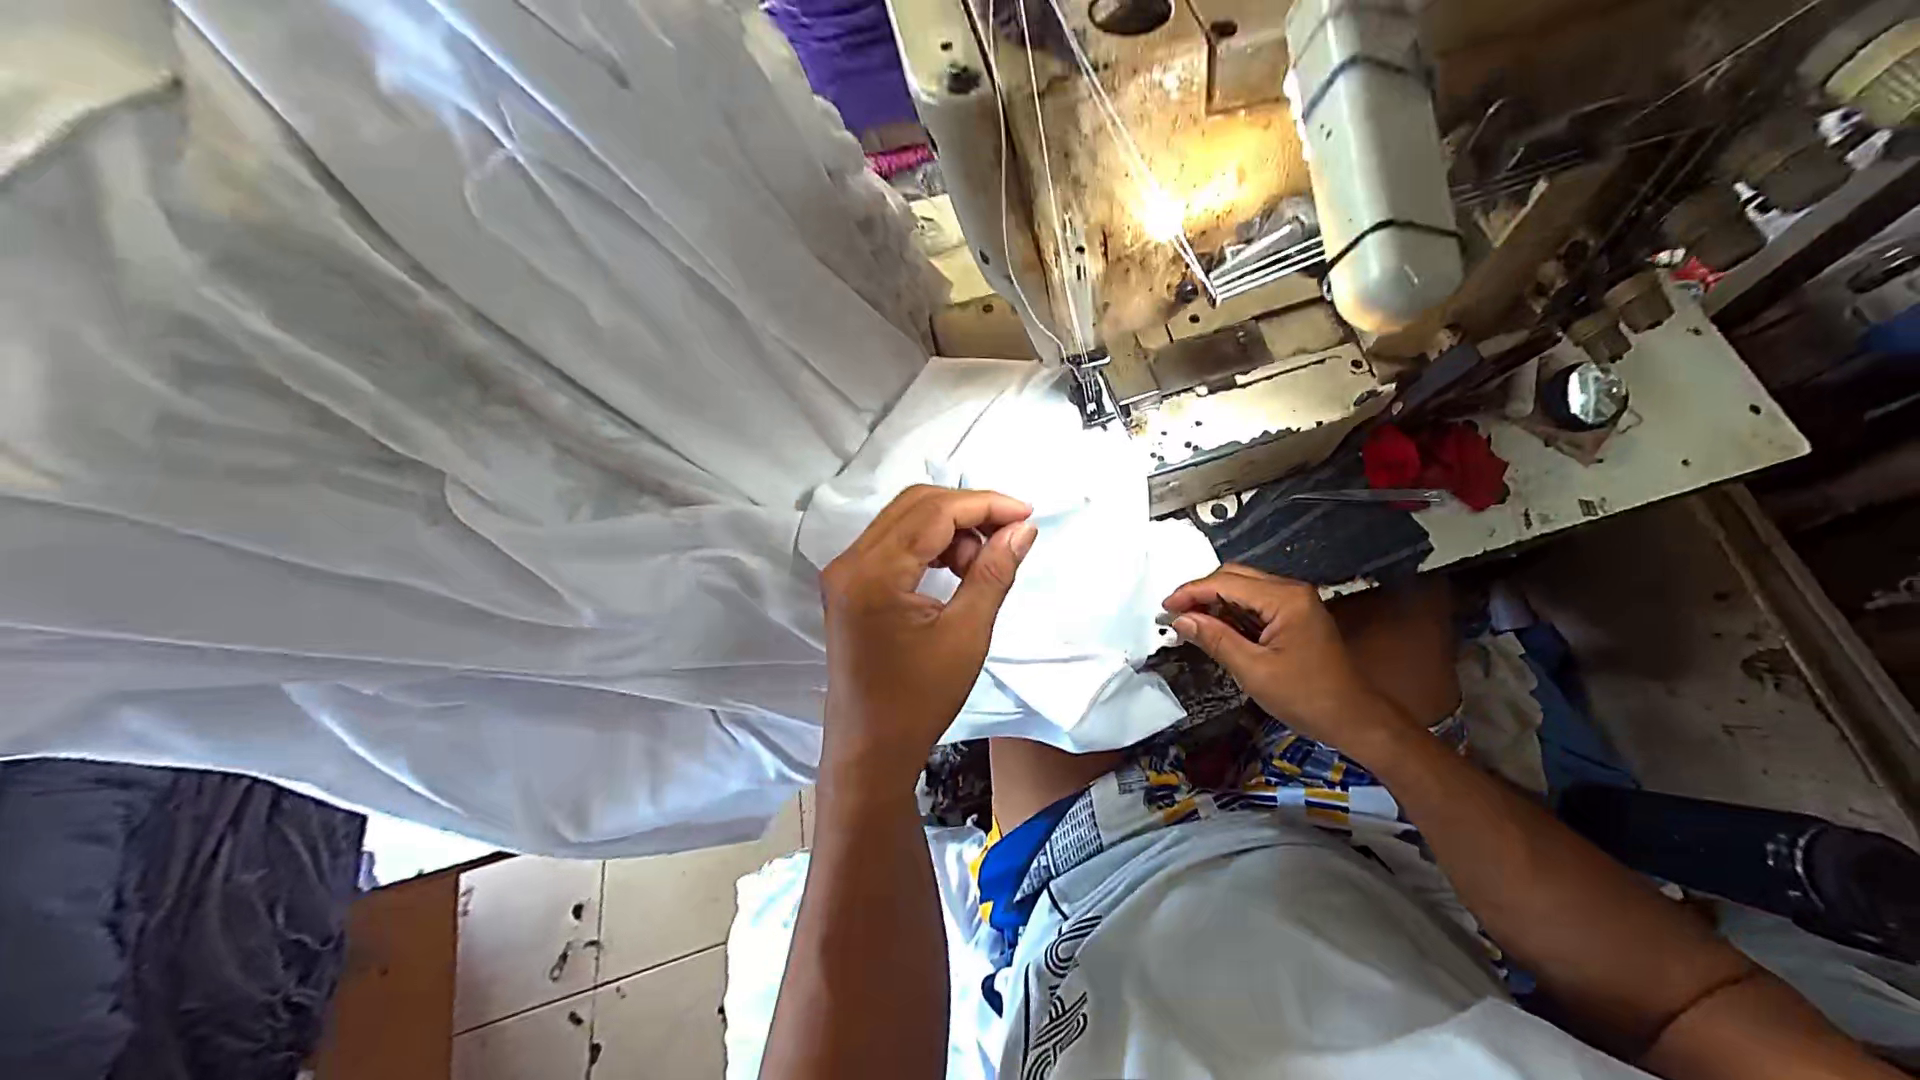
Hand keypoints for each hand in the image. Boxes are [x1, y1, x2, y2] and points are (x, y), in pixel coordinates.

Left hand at [819, 485, 1037, 791]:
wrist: (871, 747)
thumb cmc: (920, 700)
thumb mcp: (967, 634)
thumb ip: (994, 572)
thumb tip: (1023, 529)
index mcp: (873, 573)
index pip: (934, 512)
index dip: (985, 504)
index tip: (1026, 513)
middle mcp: (850, 562)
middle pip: (915, 506)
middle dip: (968, 512)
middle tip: (1008, 536)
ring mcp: (844, 571)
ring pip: (904, 520)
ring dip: (949, 528)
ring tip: (980, 565)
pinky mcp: (849, 584)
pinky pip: (894, 543)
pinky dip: (929, 545)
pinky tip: (956, 569)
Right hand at [1162, 565, 1395, 745]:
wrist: (1353, 719)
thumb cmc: (1305, 696)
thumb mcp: (1253, 670)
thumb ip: (1215, 639)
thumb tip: (1180, 620)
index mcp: (1284, 599)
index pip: (1226, 583)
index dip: (1191, 593)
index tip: (1165, 608)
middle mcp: (1291, 591)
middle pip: (1234, 577)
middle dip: (1201, 593)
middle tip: (1175, 615)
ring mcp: (1295, 602)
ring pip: (1243, 588)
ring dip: (1214, 602)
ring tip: (1189, 622)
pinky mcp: (1294, 616)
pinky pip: (1254, 603)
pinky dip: (1230, 612)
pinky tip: (1214, 628)